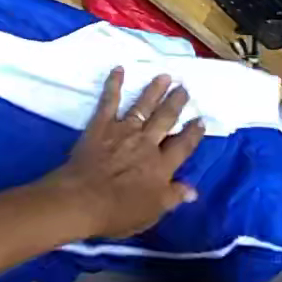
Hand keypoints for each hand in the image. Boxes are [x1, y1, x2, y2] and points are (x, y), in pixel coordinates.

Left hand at [39, 68, 203, 238]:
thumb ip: (173, 197)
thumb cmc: (117, 212)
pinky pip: (110, 101)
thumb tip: (193, 190)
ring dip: (155, 90)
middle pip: (165, 119)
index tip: (201, 120)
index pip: (183, 146)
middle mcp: (147, 143)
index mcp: (161, 166)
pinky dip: (114, 84)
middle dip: (176, 103)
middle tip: (185, 88)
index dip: (193, 133)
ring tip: (165, 76)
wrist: (81, 200)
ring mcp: (124, 131)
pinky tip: (119, 69)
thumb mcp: (152, 212)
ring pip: (144, 106)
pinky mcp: (102, 125)